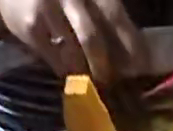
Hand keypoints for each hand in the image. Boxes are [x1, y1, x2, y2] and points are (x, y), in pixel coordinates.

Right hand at [0, 0, 148, 80]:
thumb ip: (103, 13)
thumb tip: (132, 54)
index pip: (114, 13)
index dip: (129, 42)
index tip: (141, 65)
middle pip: (93, 37)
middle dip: (105, 66)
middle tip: (111, 81)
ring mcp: (48, 6)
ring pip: (75, 53)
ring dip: (86, 73)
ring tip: (93, 81)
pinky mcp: (31, 26)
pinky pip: (55, 59)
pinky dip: (65, 72)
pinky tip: (69, 75)